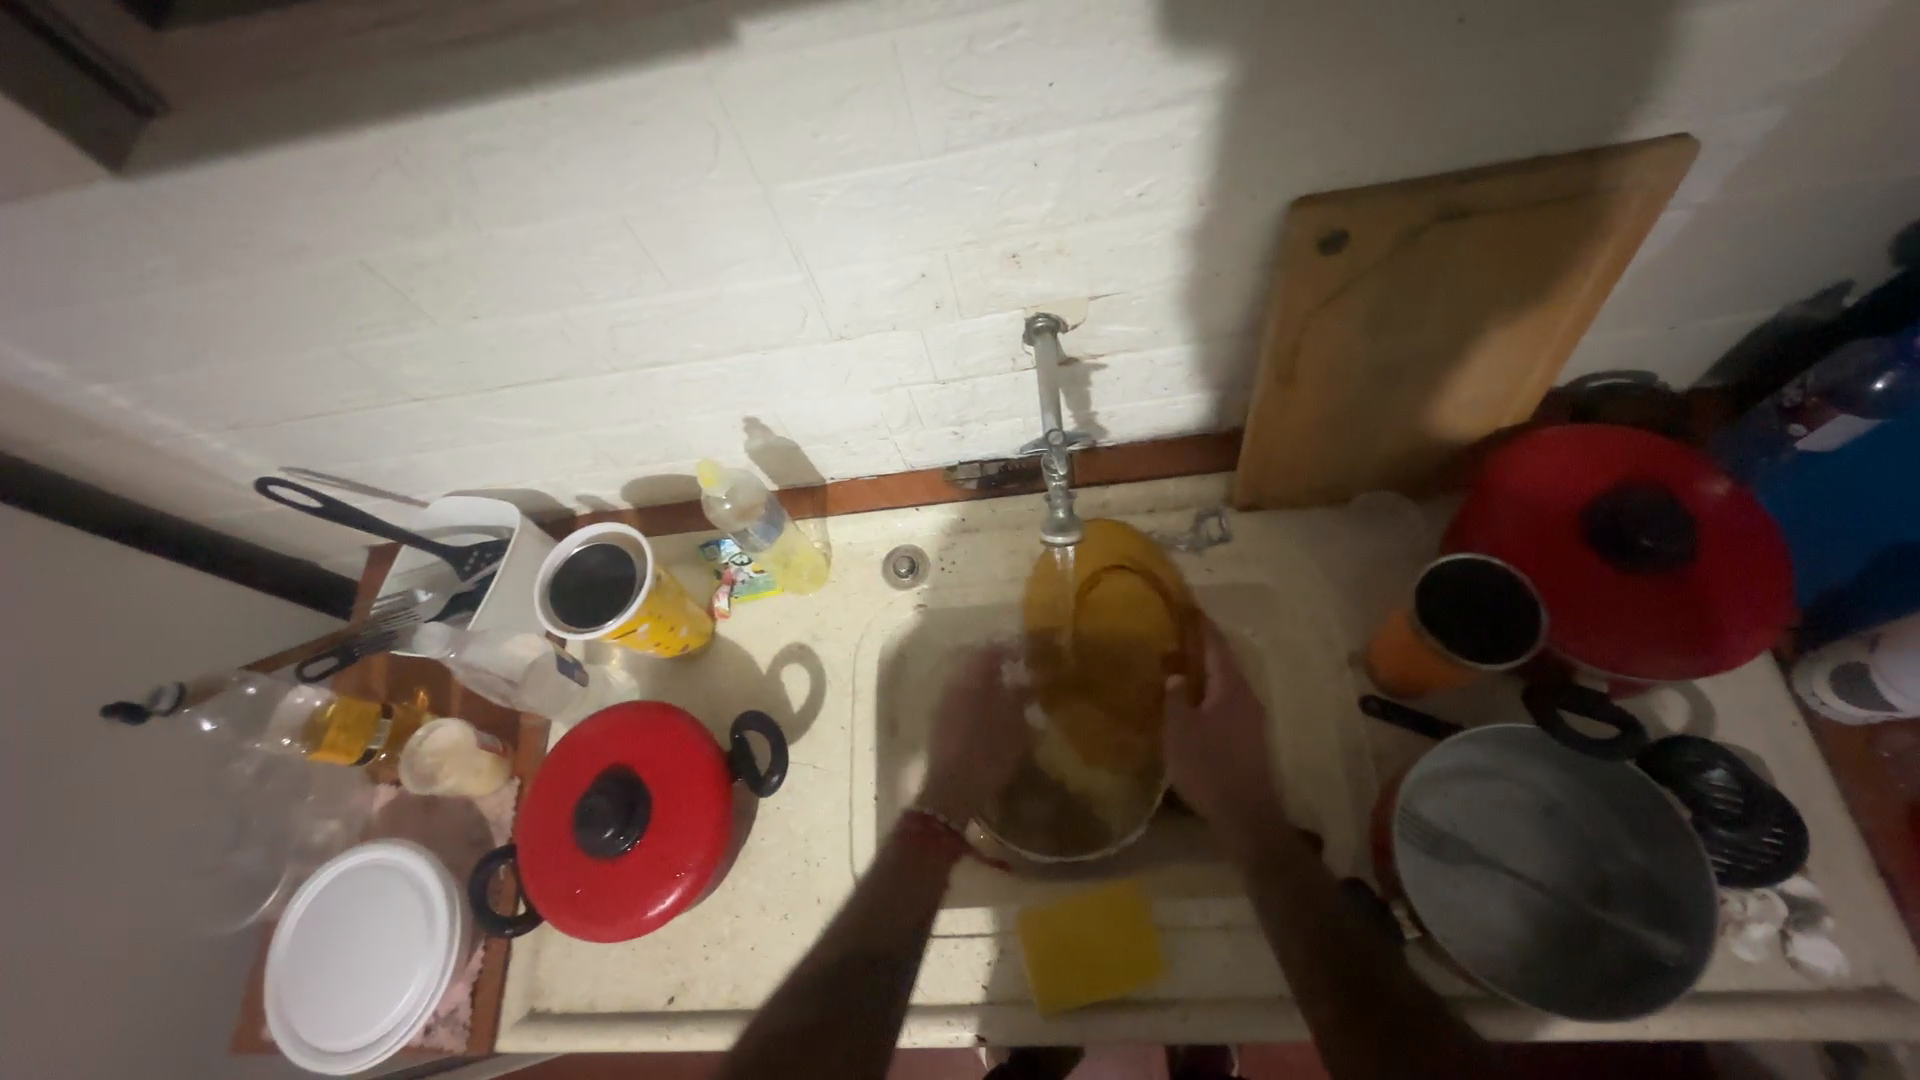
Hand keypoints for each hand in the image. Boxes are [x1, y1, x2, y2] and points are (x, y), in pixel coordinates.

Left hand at [917, 642, 1031, 823]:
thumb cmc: (987, 753)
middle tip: (1022, 674)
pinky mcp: (941, 723)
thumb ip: (1020, 697)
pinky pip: (963, 700)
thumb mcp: (1014, 725)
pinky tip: (994, 715)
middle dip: (999, 667)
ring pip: (969, 683)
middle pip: (977, 665)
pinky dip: (980, 701)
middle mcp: (954, 685)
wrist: (951, 789)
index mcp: (972, 679)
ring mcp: (944, 704)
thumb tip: (1027, 679)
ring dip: (989, 685)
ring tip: (1011, 696)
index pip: (991, 650)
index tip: (1029, 653)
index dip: (1011, 649)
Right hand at [1164, 618, 1286, 853]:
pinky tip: (1190, 703)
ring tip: (1177, 668)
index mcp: (1232, 689)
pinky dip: (1207, 695)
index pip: (1217, 647)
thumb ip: (1176, 698)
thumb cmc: (1209, 766)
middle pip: (1224, 665)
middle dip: (1201, 650)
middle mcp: (1247, 698)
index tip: (1189, 609)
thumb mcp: (1180, 730)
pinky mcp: (1248, 739)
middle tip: (1174, 639)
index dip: (1202, 627)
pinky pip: (1226, 704)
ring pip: (1225, 686)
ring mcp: (1251, 720)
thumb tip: (1176, 675)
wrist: (1245, 815)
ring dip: (1204, 675)